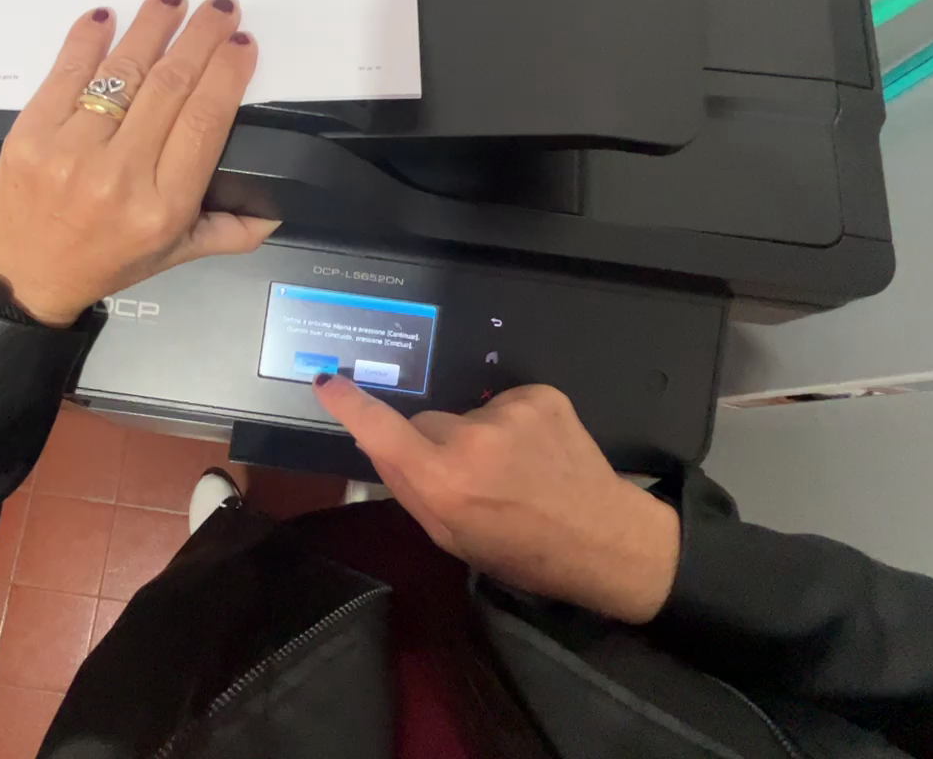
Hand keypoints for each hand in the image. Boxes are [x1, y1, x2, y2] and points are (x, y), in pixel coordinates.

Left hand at [0, 0, 280, 325]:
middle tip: (219, 8)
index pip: (205, 122)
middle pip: (170, 86)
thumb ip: (229, 232)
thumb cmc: (107, 260)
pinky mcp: (31, 132)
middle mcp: (120, 175)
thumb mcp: (176, 255)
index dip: (226, 73)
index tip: (240, 44)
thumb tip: (276, 209)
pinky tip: (108, 15)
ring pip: (123, 71)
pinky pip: (66, 71)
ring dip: (152, 25)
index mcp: (163, 206)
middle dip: (200, 37)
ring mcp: (70, 150)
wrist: (24, 275)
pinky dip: (89, 38)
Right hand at [315, 376, 680, 623]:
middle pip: (426, 421)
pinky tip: (537, 450)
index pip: (382, 432)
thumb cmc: (520, 551)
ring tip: (514, 466)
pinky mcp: (540, 394)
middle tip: (473, 476)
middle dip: (436, 442)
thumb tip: (377, 442)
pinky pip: (504, 402)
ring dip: (479, 434)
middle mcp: (471, 439)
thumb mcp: (451, 537)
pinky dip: (513, 422)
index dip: (350, 405)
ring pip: (466, 413)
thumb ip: (409, 487)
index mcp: (444, 482)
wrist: (605, 540)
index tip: (327, 381)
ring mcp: (509, 412)